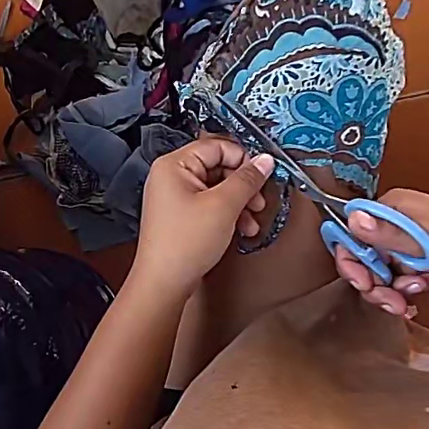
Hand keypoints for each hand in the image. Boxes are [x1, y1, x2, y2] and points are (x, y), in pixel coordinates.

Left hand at [130, 137, 274, 298]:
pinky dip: (229, 214)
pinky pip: (212, 204)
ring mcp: (176, 197)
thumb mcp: (224, 206)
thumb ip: (247, 180)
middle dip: (244, 186)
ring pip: (219, 188)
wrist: (164, 282)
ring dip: (240, 202)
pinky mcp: (183, 216)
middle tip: (258, 200)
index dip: (243, 159)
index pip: (217, 146)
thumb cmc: (182, 245)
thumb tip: (264, 161)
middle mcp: (172, 177)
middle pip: (219, 167)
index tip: (262, 174)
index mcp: (174, 165)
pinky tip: (241, 228)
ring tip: (251, 220)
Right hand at [330, 189, 428, 316]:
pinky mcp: (417, 272)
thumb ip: (389, 232)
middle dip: (370, 279)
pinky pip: (392, 288)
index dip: (352, 254)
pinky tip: (413, 302)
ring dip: (385, 293)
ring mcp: (408, 250)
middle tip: (381, 293)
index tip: (361, 276)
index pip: (356, 227)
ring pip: (376, 275)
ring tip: (405, 300)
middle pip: (363, 254)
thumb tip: (353, 218)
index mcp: (399, 208)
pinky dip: (398, 298)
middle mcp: (400, 227)